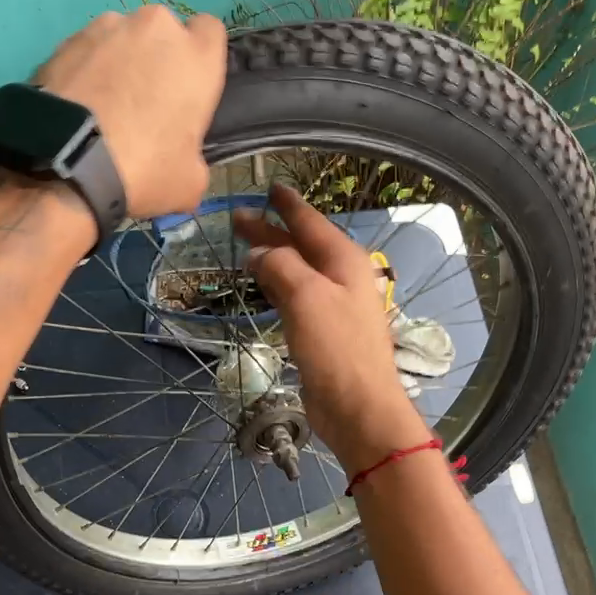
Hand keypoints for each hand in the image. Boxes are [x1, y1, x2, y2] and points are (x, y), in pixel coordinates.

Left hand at [34, 7, 227, 218]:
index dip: (198, 62)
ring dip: (118, 64)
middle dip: (155, 62)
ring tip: (103, 110)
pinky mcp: (69, 39)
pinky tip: (78, 108)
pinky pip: (86, 53)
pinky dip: (85, 72)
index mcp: (197, 56)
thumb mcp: (189, 184)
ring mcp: (109, 27)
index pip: (210, 33)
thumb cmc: (144, 172)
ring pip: (122, 40)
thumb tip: (183, 157)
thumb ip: (194, 155)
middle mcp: (157, 27)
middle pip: (162, 36)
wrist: (70, 167)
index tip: (185, 91)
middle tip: (141, 109)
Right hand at [235, 184, 430, 473]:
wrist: (357, 406)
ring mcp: (334, 307)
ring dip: (273, 259)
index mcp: (343, 261)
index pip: (310, 222)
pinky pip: (297, 298)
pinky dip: (278, 287)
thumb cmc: (335, 348)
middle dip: (272, 231)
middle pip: (302, 245)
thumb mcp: (306, 297)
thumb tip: (257, 253)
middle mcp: (341, 278)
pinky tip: (264, 287)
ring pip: (298, 272)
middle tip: (239, 218)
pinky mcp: (323, 334)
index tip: (269, 188)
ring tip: (245, 250)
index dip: (288, 205)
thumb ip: (280, 267)